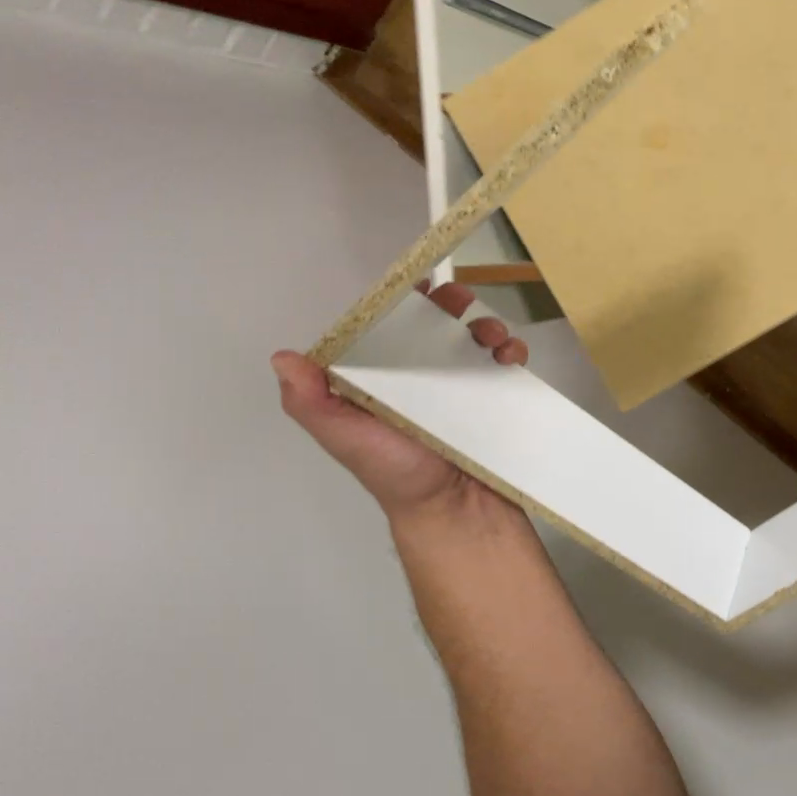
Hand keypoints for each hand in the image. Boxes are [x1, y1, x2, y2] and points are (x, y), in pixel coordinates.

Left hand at [273, 282, 529, 522]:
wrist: (456, 507)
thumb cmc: (396, 471)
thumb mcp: (346, 439)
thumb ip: (314, 404)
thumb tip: (283, 357)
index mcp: (383, 382)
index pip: (389, 331)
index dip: (403, 304)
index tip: (419, 288)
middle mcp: (423, 378)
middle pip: (438, 326)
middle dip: (453, 305)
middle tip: (463, 300)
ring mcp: (465, 386)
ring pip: (476, 338)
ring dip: (487, 325)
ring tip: (494, 336)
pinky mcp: (497, 396)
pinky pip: (507, 363)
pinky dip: (513, 350)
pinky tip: (511, 356)